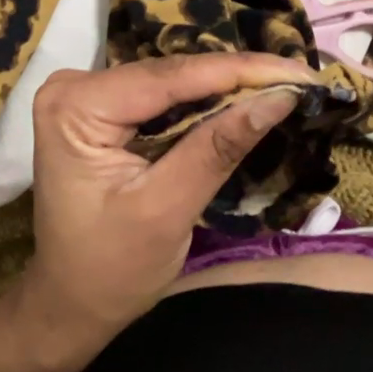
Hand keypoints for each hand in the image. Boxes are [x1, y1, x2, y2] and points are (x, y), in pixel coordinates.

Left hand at [15, 53, 310, 359]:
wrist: (71, 300)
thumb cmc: (111, 267)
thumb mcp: (167, 210)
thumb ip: (216, 149)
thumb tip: (276, 99)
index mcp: (74, 106)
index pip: (167, 77)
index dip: (237, 71)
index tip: (298, 72)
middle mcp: (73, 86)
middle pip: (168, 74)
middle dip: (235, 77)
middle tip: (301, 79)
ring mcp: (84, 95)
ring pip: (168, 82)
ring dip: (223, 87)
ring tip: (283, 84)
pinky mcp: (100, 109)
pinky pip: (159, 97)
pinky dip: (200, 103)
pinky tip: (242, 99)